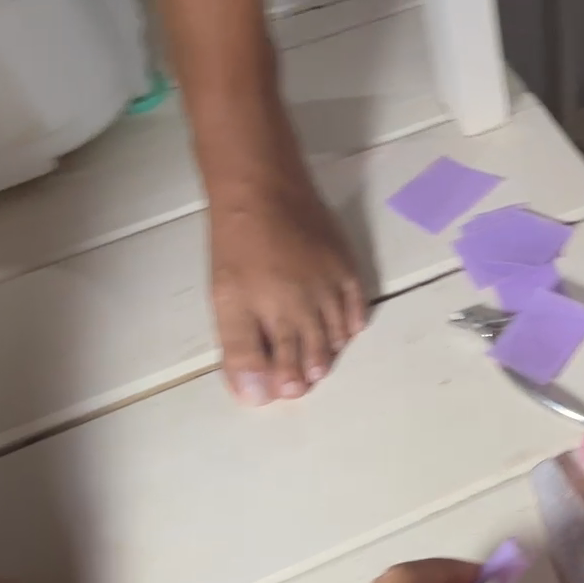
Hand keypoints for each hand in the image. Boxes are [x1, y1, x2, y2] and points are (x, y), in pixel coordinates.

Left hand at [208, 182, 365, 404]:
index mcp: (281, 318)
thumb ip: (241, 351)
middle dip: (310, 370)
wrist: (260, 184)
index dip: (287, 382)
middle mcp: (312, 309)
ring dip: (330, 350)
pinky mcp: (346, 268)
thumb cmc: (236, 244)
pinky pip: (357, 306)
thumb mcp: (225, 300)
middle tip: (306, 378)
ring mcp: (333, 288)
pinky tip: (345, 329)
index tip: (286, 390)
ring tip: (321, 359)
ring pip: (339, 334)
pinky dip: (353, 322)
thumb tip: (256, 398)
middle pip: (317, 353)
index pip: (289, 366)